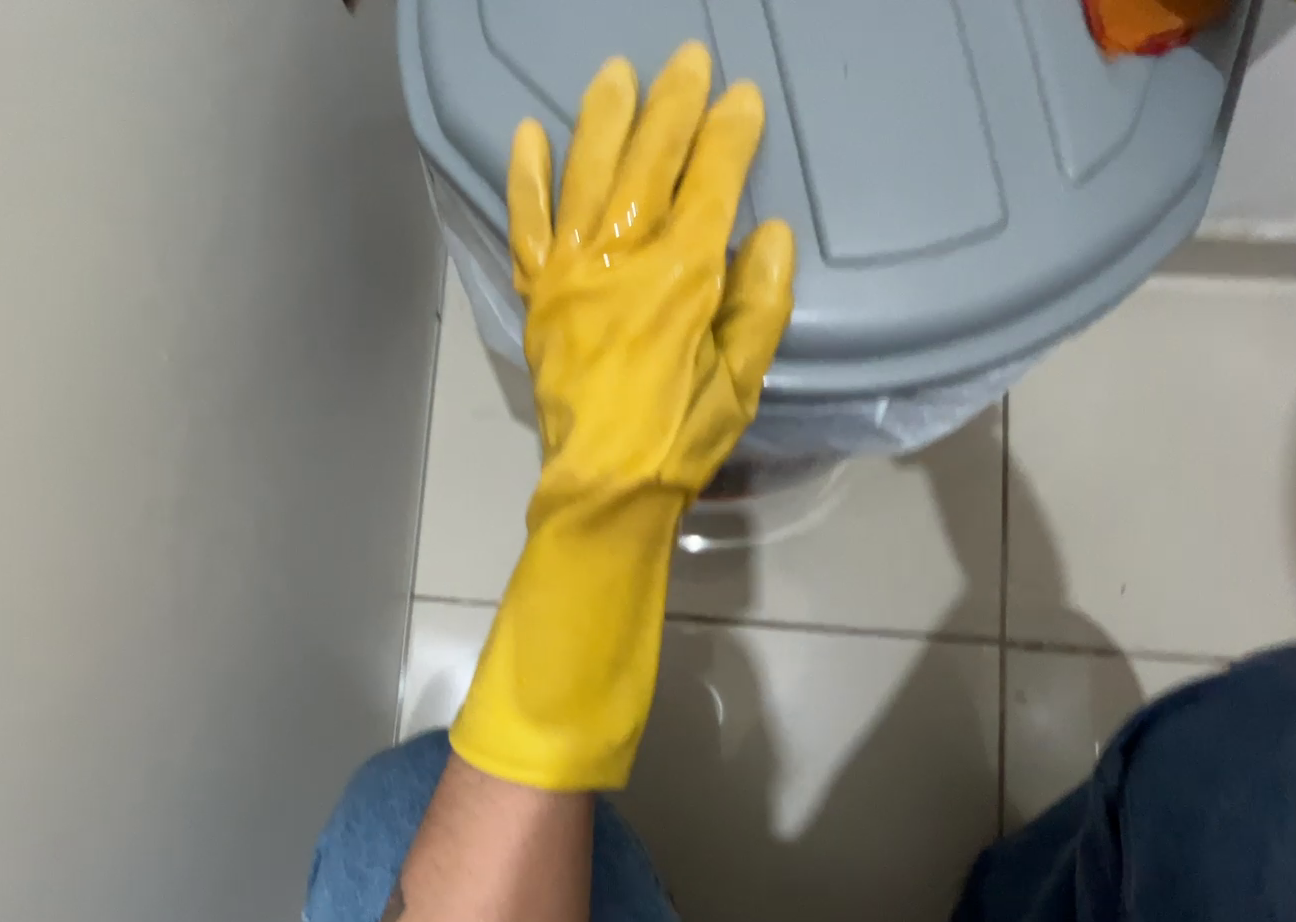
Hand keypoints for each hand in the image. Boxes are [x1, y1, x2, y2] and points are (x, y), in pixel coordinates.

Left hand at [448, 41, 795, 791]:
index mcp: (682, 280)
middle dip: (672, 107)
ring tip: (615, 74)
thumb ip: (761, 302)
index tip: (743, 99)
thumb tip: (769, 233)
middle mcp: (621, 262)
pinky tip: (528, 136)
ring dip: (602, 121)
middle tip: (686, 61)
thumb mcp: (743, 381)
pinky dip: (526, 181)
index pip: (711, 185)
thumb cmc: (680, 440)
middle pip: (648, 165)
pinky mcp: (540, 298)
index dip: (730, 137)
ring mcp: (571, 276)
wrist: (603, 486)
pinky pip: (528, 229)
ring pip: (587, 178)